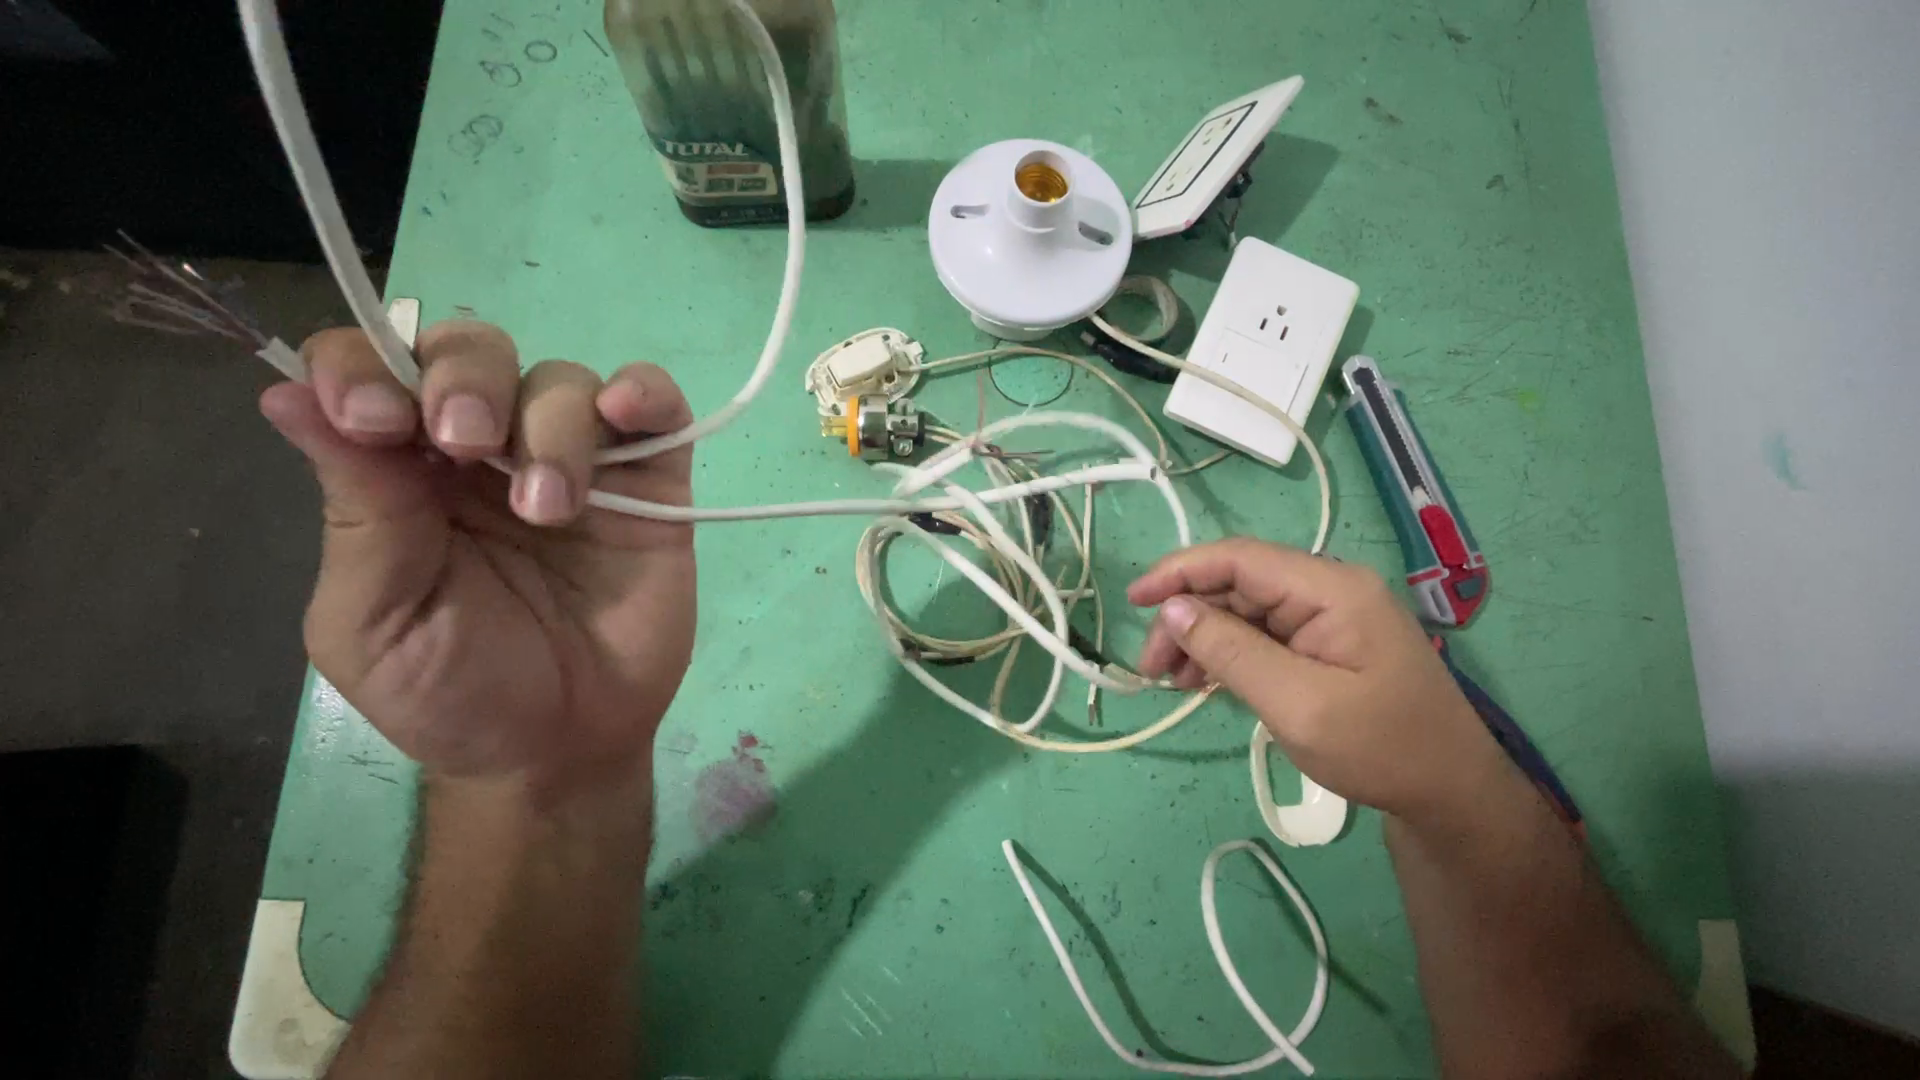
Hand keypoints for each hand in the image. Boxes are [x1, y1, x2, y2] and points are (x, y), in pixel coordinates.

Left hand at [261, 321, 695, 798]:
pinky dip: (643, 390)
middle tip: (467, 445)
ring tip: (550, 509)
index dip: (367, 366)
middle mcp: (492, 454)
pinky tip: (624, 411)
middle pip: (476, 352)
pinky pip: (656, 405)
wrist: (564, 745)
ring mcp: (580, 464)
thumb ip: (358, 514)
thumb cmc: (455, 694)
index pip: (376, 373)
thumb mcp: (374, 619)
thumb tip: (286, 397)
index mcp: (408, 474)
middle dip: (465, 379)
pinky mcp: (651, 485)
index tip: (372, 418)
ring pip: (565, 379)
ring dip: (552, 424)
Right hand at [1128, 538, 1506, 820]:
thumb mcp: (1298, 705)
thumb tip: (1173, 608)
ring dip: (1200, 638)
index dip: (1180, 571)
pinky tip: (1201, 680)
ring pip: (1242, 609)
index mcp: (1331, 589)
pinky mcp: (1321, 642)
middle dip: (1185, 617)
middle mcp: (1327, 589)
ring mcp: (1326, 615)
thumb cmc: (1381, 750)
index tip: (1134, 600)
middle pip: (1236, 584)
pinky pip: (1259, 633)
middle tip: (1150, 668)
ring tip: (1171, 681)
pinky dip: (1225, 653)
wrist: (1450, 793)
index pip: (1240, 558)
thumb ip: (1232, 651)